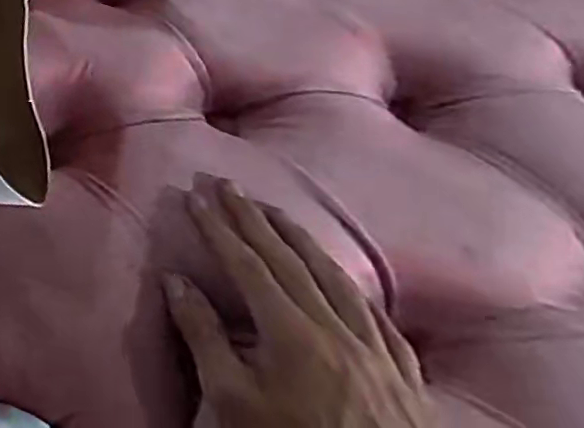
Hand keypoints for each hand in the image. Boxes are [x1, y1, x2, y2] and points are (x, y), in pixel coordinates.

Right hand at [164, 177, 434, 427]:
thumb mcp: (232, 399)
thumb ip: (202, 335)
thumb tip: (175, 279)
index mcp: (292, 333)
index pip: (246, 263)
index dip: (216, 226)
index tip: (194, 194)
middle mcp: (337, 332)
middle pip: (288, 260)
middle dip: (253, 218)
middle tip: (228, 184)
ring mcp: (379, 356)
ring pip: (337, 280)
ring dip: (301, 240)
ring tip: (277, 214)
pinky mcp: (408, 383)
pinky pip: (381, 321)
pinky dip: (355, 289)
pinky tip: (347, 281)